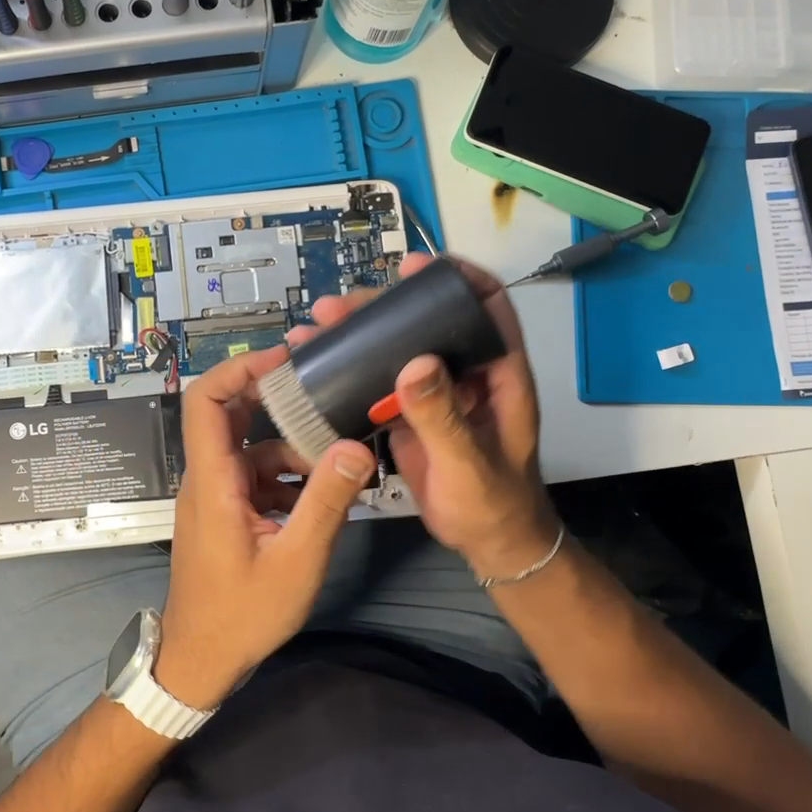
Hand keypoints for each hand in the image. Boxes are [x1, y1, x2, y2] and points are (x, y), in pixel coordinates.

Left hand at [157, 346, 376, 708]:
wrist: (200, 660)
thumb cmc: (242, 614)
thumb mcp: (297, 561)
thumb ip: (326, 502)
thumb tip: (355, 447)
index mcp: (213, 481)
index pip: (205, 401)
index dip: (238, 369)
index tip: (284, 358)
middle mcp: (206, 480)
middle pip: (231, 419)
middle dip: (277, 404)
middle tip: (326, 398)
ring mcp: (213, 498)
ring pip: (249, 453)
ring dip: (290, 453)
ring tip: (339, 463)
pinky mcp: (223, 516)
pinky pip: (252, 481)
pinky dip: (284, 481)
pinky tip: (319, 501)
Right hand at [291, 254, 556, 580]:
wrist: (487, 544)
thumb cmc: (495, 504)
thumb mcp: (470, 462)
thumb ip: (443, 417)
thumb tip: (414, 362)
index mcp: (497, 375)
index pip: (486, 307)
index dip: (455, 280)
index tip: (415, 267)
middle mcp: (464, 375)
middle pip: (424, 323)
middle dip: (381, 308)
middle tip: (336, 306)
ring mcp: (433, 395)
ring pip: (395, 350)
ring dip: (356, 337)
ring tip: (314, 328)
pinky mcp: (408, 417)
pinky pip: (377, 385)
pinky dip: (348, 373)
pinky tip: (317, 368)